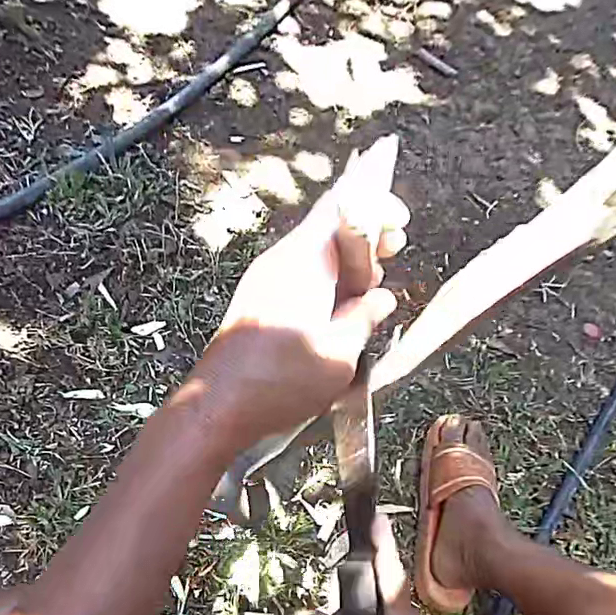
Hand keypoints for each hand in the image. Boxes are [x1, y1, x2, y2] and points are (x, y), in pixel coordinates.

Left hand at [191, 138, 409, 444]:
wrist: (215, 408)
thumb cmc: (278, 382)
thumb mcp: (340, 354)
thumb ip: (364, 318)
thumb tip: (380, 299)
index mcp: (303, 261)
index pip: (342, 205)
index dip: (375, 205)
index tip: (400, 224)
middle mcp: (278, 263)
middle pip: (327, 230)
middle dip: (364, 239)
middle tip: (392, 255)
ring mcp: (261, 284)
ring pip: (312, 257)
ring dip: (344, 266)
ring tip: (368, 292)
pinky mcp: (253, 306)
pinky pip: (296, 279)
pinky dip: (323, 284)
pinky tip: (336, 312)